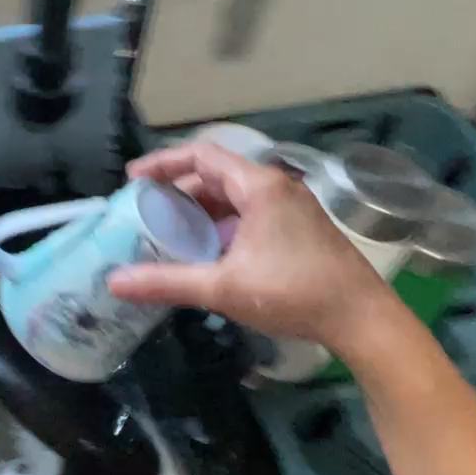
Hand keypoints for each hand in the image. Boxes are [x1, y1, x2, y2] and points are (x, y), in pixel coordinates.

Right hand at [107, 142, 403, 354]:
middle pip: (214, 177)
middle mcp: (275, 188)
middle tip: (144, 215)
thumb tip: (114, 282)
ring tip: (166, 236)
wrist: (361, 319)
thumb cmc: (293, 293)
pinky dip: (219, 228)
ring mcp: (289, 208)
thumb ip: (166, 282)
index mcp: (259, 187)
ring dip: (198, 214)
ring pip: (231, 199)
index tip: (133, 179)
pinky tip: (203, 255)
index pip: (203, 155)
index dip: (163, 163)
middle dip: (176, 194)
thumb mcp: (222, 287)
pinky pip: (247, 216)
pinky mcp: (296, 229)